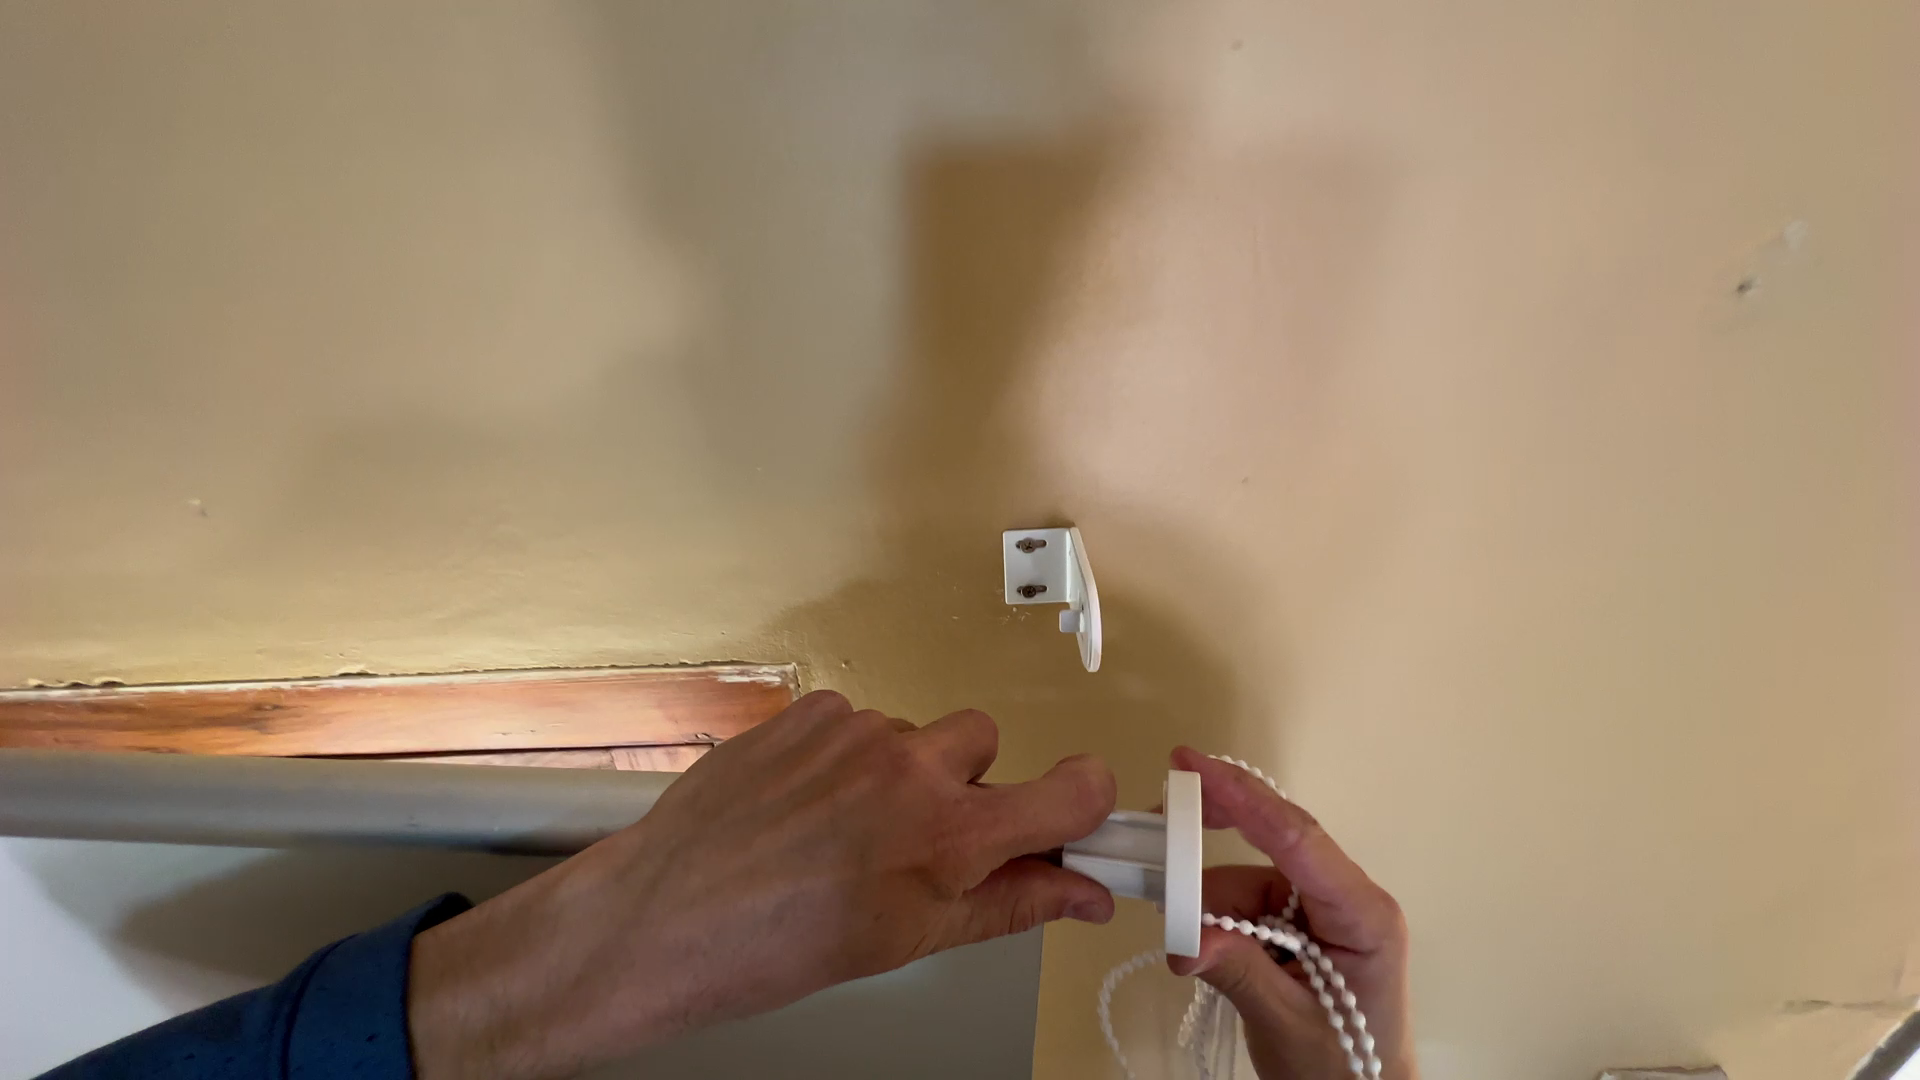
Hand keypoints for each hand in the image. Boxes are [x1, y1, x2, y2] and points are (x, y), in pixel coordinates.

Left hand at [406, 691, 1117, 1079]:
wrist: (659, 917)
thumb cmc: (776, 948)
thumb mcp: (908, 942)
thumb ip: (1009, 905)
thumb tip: (1081, 892)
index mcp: (946, 837)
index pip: (1070, 789)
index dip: (1088, 797)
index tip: (1083, 808)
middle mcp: (909, 767)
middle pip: (984, 741)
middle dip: (965, 784)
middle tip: (920, 834)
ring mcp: (855, 728)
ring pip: (916, 733)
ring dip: (900, 771)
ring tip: (845, 824)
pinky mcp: (812, 708)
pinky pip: (860, 720)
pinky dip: (849, 754)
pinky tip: (810, 798)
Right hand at [1166, 748, 1415, 1079]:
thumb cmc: (1342, 1070)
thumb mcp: (1289, 1027)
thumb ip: (1239, 973)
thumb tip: (1180, 941)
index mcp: (1360, 912)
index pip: (1296, 837)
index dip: (1241, 796)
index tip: (1188, 763)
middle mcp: (1341, 891)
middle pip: (1271, 832)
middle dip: (1217, 818)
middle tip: (1161, 811)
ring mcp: (1315, 900)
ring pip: (1240, 872)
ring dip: (1205, 903)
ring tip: (1189, 952)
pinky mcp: (1292, 913)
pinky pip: (1236, 896)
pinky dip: (1210, 915)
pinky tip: (1204, 947)